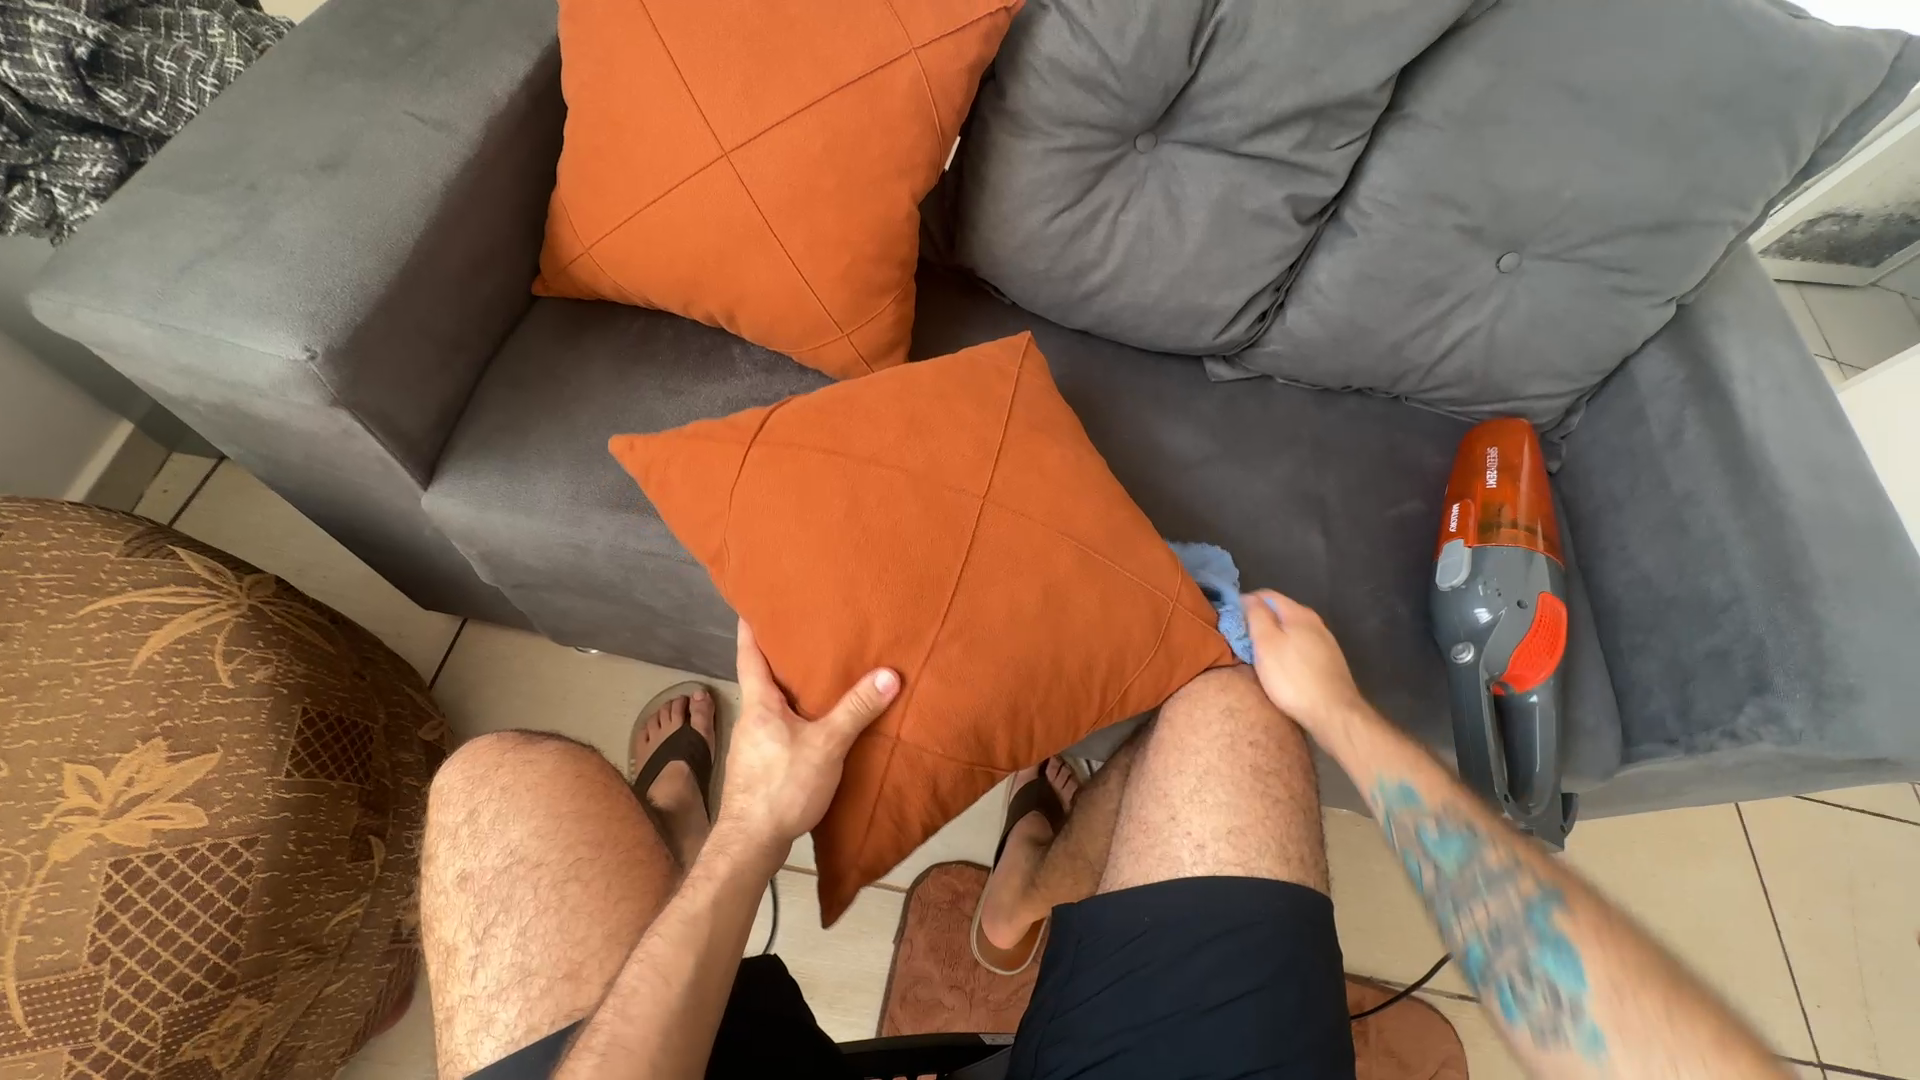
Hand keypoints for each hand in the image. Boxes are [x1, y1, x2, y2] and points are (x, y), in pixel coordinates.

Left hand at [715, 619, 899, 853]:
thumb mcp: (826, 745)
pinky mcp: (762, 766)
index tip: (753, 602)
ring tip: (820, 673)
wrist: (751, 843)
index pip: (749, 653)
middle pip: (762, 676)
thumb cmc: (781, 786)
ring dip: (791, 689)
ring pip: (773, 704)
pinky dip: (796, 717)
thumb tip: (889, 674)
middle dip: (781, 655)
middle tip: (806, 631)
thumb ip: (856, 709)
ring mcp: (754, 743)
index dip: (751, 626)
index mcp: (760, 703)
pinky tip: (817, 723)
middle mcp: (752, 717)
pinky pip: (780, 728)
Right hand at [1240, 590, 1371, 742]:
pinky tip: (1280, 668)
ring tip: (1257, 655)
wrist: (1333, 713)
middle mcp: (1315, 623)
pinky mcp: (1329, 662)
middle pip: (1280, 612)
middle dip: (1259, 621)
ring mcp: (1325, 643)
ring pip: (1291, 631)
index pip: (1266, 595)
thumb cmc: (1292, 677)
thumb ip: (1256, 615)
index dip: (1245, 603)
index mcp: (1299, 613)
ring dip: (1273, 638)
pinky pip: (1300, 647)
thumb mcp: (1265, 643)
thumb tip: (1248, 598)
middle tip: (1241, 639)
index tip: (1231, 620)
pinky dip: (1286, 651)